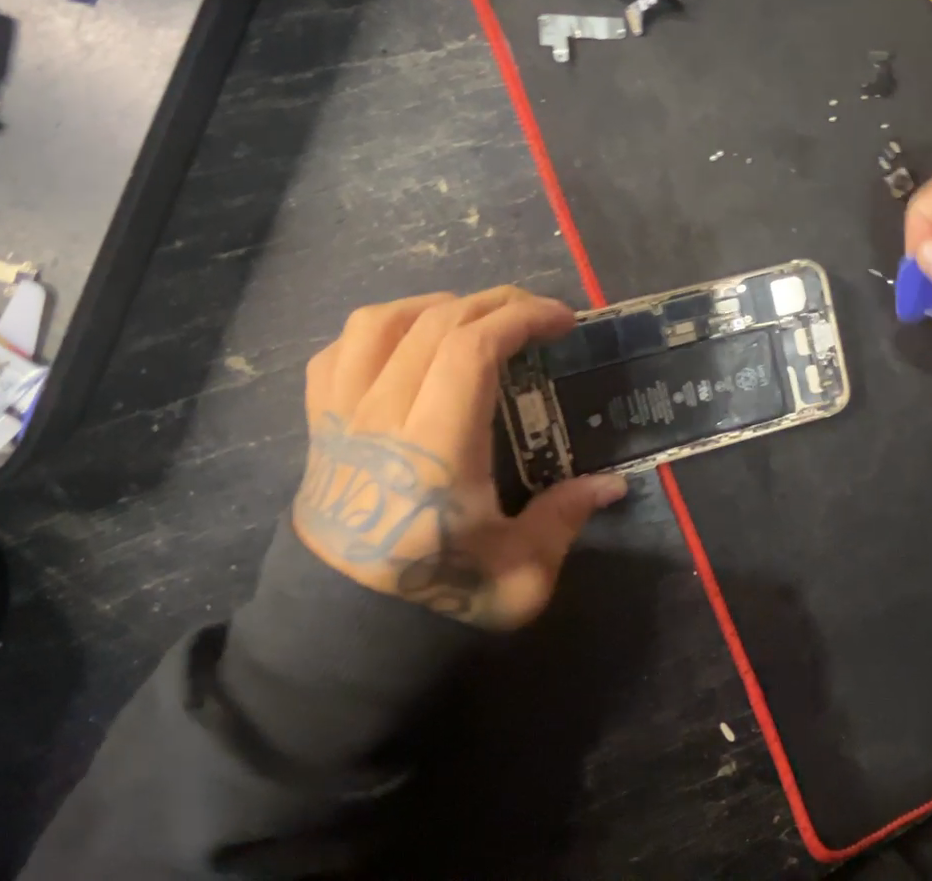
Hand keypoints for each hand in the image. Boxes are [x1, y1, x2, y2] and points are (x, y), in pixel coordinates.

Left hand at [293, 287, 627, 629]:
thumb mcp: (519, 574)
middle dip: (494, 303)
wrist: (342, 628)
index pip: (471, 348)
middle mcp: (384, 416)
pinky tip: (408, 342)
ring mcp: (343, 416)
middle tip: (536, 315)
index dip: (521, 318)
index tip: (563, 321)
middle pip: (435, 322)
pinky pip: (338, 351)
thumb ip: (564, 520)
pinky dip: (379, 330)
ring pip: (379, 323)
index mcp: (436, 447)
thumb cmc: (436, 596)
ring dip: (434, 305)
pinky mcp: (320, 425)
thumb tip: (611, 484)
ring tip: (472, 318)